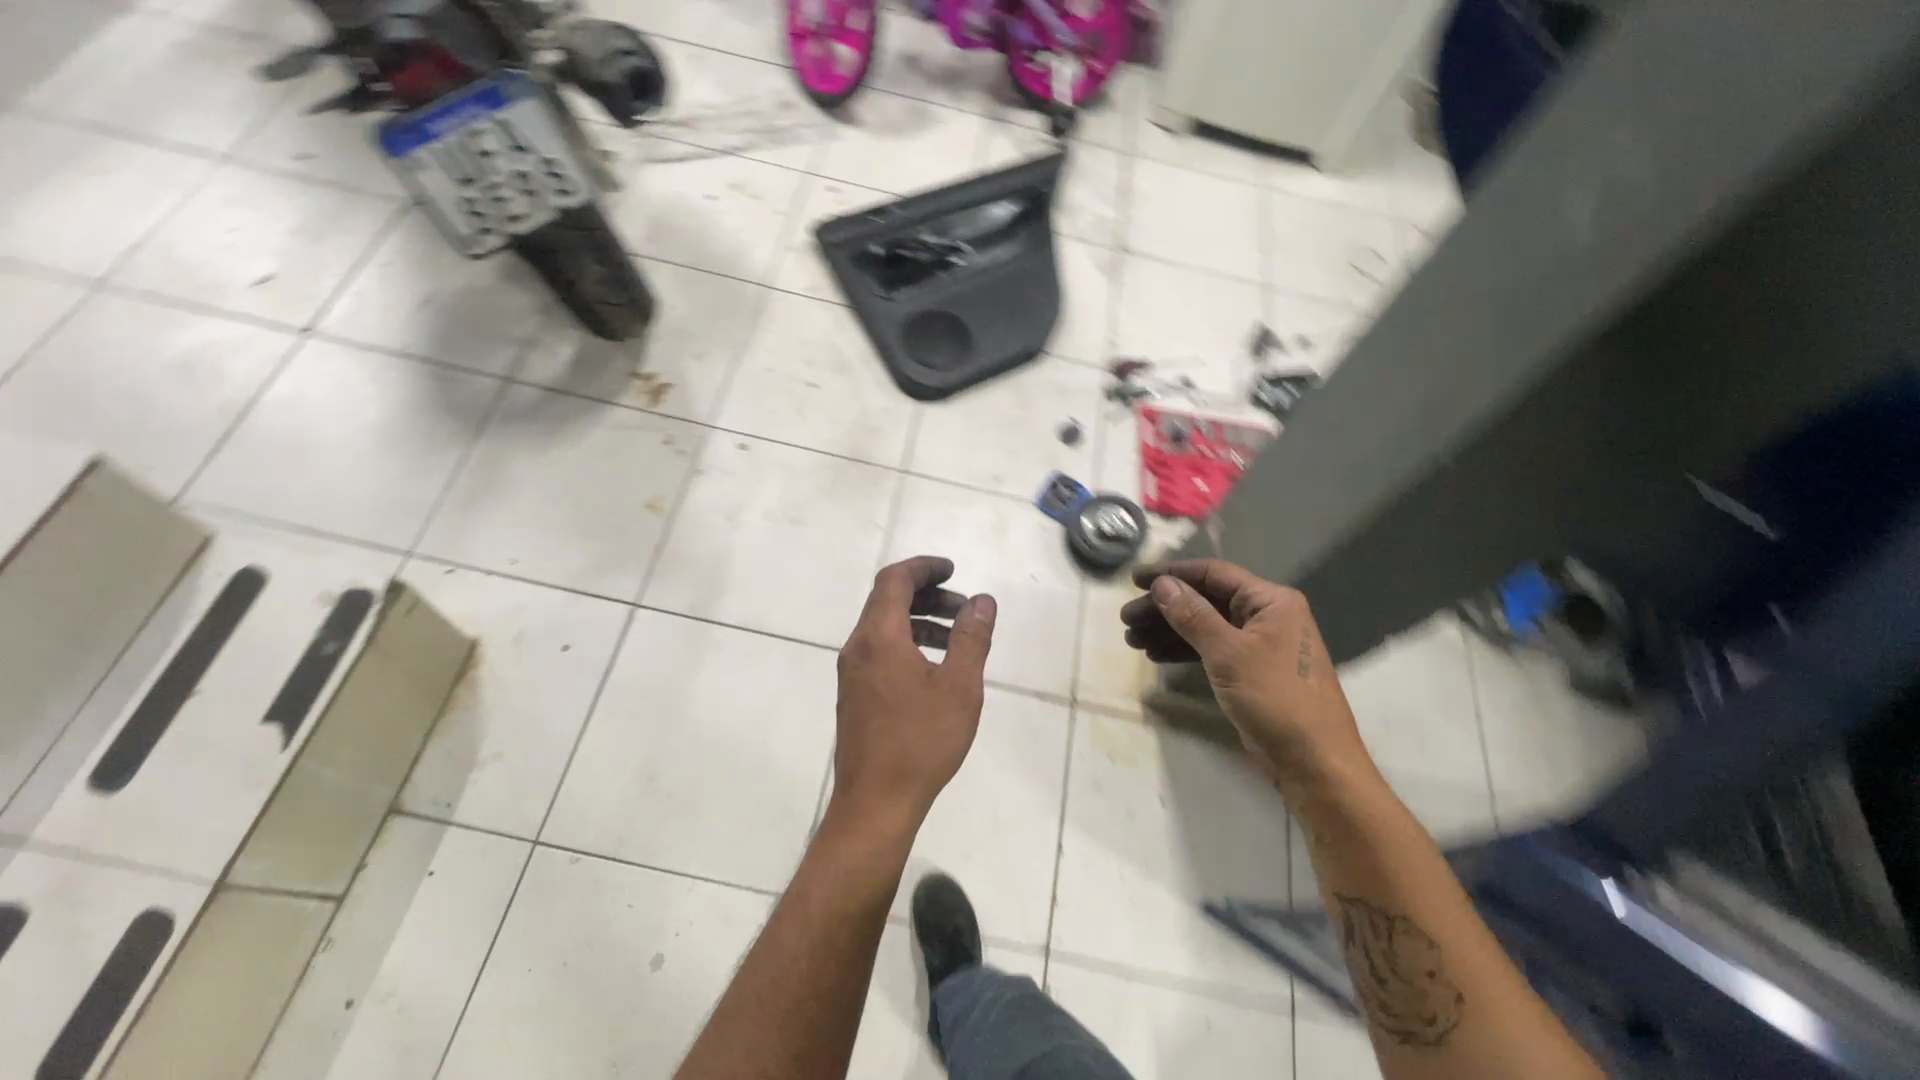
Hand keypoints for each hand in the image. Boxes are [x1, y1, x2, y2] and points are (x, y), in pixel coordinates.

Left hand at [830, 556, 996, 832]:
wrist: (875, 803)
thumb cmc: (921, 742)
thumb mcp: (959, 687)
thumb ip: (971, 638)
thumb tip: (982, 601)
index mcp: (878, 638)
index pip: (894, 580)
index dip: (924, 568)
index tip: (953, 570)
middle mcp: (857, 648)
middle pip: (887, 602)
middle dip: (928, 596)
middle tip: (966, 609)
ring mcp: (852, 674)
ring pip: (884, 629)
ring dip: (920, 622)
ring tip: (958, 640)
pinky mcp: (855, 696)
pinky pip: (880, 652)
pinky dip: (908, 645)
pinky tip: (936, 671)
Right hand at [1120, 560, 1372, 787]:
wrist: (1313, 759)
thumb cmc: (1275, 698)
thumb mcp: (1228, 653)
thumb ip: (1193, 616)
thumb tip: (1162, 585)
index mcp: (1271, 601)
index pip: (1214, 574)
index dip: (1172, 574)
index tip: (1136, 580)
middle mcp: (1267, 616)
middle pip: (1206, 601)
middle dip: (1165, 609)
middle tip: (1126, 620)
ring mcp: (1261, 645)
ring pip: (1207, 627)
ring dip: (1170, 631)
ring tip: (1132, 640)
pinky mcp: (1252, 672)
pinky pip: (1213, 650)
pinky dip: (1185, 651)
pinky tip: (1156, 656)